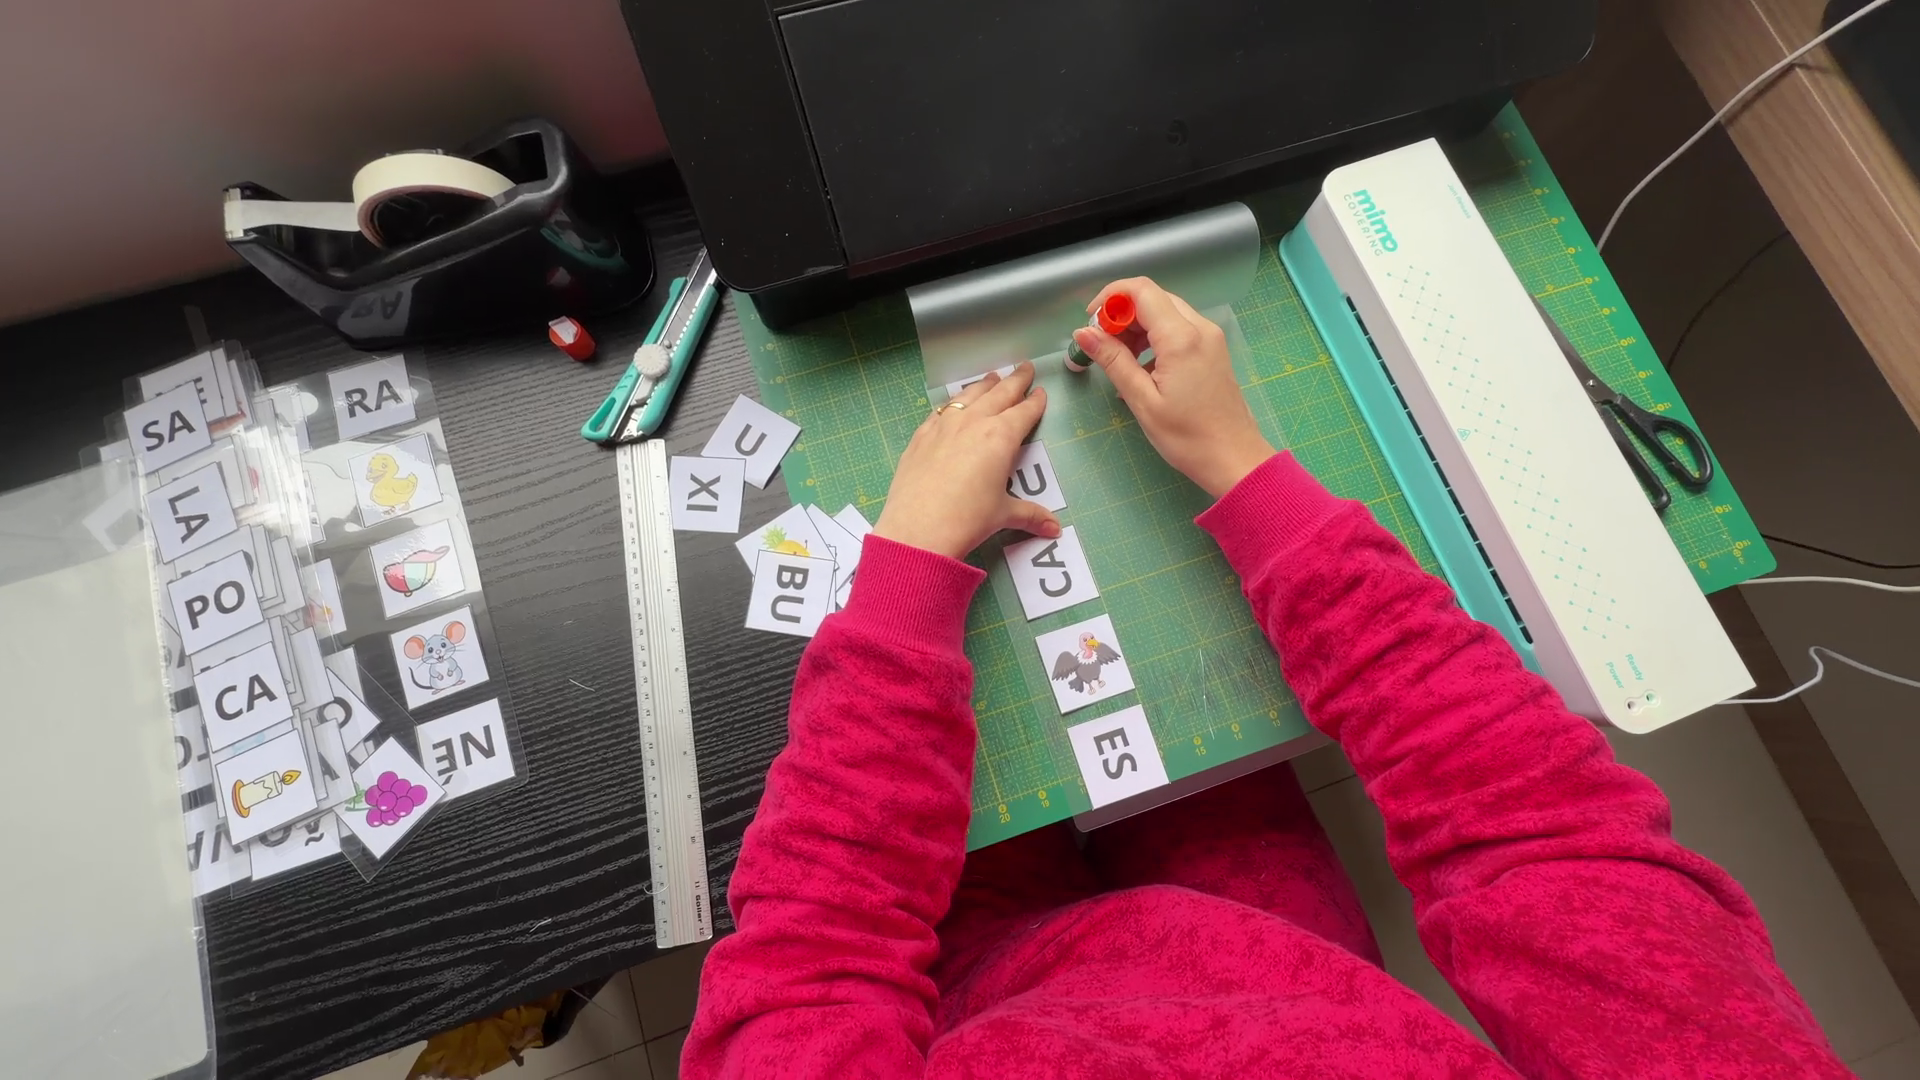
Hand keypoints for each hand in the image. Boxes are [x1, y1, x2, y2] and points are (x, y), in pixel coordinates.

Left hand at [874, 362, 1059, 559]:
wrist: (917, 529)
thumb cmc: (967, 520)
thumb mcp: (1003, 515)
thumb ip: (1030, 515)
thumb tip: (1055, 529)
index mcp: (1000, 437)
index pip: (1024, 412)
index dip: (1035, 402)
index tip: (1040, 392)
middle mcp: (973, 423)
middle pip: (999, 394)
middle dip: (1015, 380)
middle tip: (1025, 367)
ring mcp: (944, 426)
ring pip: (969, 396)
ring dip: (984, 385)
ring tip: (992, 377)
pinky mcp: (921, 435)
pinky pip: (942, 410)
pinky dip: (954, 403)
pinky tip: (954, 405)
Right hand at [1073, 277, 1275, 497]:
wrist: (1233, 458)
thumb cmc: (1186, 436)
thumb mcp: (1142, 400)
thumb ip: (1113, 361)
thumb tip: (1084, 333)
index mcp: (1181, 338)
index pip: (1140, 291)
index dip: (1110, 298)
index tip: (1091, 323)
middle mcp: (1199, 327)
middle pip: (1153, 298)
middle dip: (1122, 314)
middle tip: (1102, 346)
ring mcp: (1209, 337)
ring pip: (1165, 312)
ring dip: (1137, 327)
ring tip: (1120, 361)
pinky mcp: (1212, 349)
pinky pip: (1178, 329)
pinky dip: (1154, 338)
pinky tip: (1142, 369)